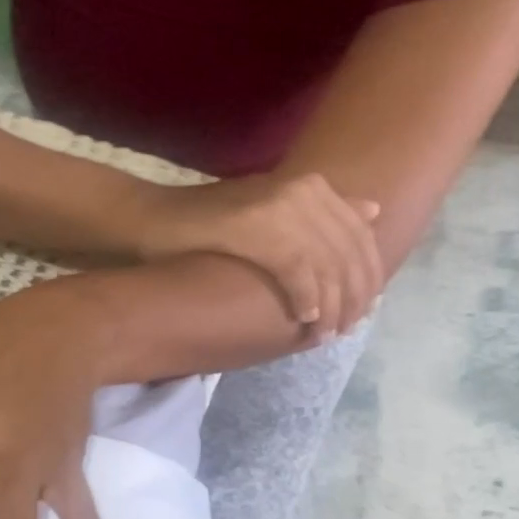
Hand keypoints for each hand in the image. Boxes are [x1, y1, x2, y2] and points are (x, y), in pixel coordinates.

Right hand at [134, 172, 382, 340]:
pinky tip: (304, 318)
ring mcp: (279, 207)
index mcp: (309, 186)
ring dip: (332, 303)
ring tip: (327, 332)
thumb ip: (314, 214)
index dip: (366, 275)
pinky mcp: (254, 228)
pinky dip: (306, 296)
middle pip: (348, 250)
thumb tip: (373, 209)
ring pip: (327, 263)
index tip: (362, 309)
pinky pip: (296, 269)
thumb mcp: (262, 212)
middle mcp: (302, 191)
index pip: (357, 234)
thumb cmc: (198, 222)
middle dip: (353, 295)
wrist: (146, 218)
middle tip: (347, 329)